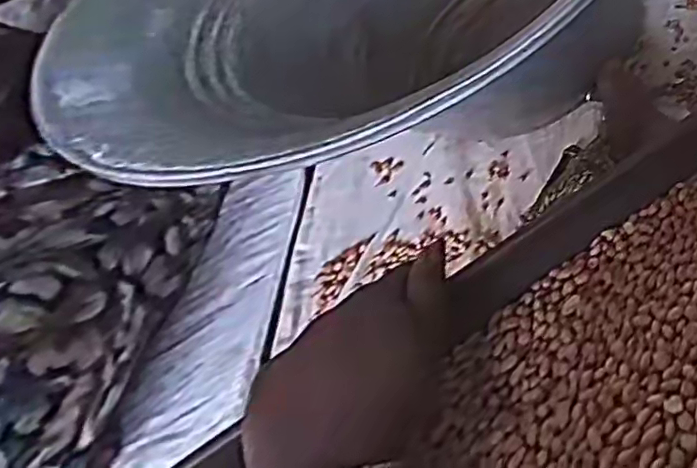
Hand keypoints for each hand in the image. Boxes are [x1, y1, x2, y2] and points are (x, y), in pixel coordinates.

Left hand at [244, 246, 448, 467]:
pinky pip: (292, 370)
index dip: (417, 291)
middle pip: (361, 306)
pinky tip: (327, 397)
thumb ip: (429, 286)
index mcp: (374, 299)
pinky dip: (309, 377)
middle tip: (397, 352)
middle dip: (378, 321)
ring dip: (343, 347)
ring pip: (326, 337)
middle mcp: (329, 317)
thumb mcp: (431, 337)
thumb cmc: (395, 402)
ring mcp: (293, 352)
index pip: (401, 275)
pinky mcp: (264, 388)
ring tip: (363, 380)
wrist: (339, 466)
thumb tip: (432, 249)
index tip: (425, 309)